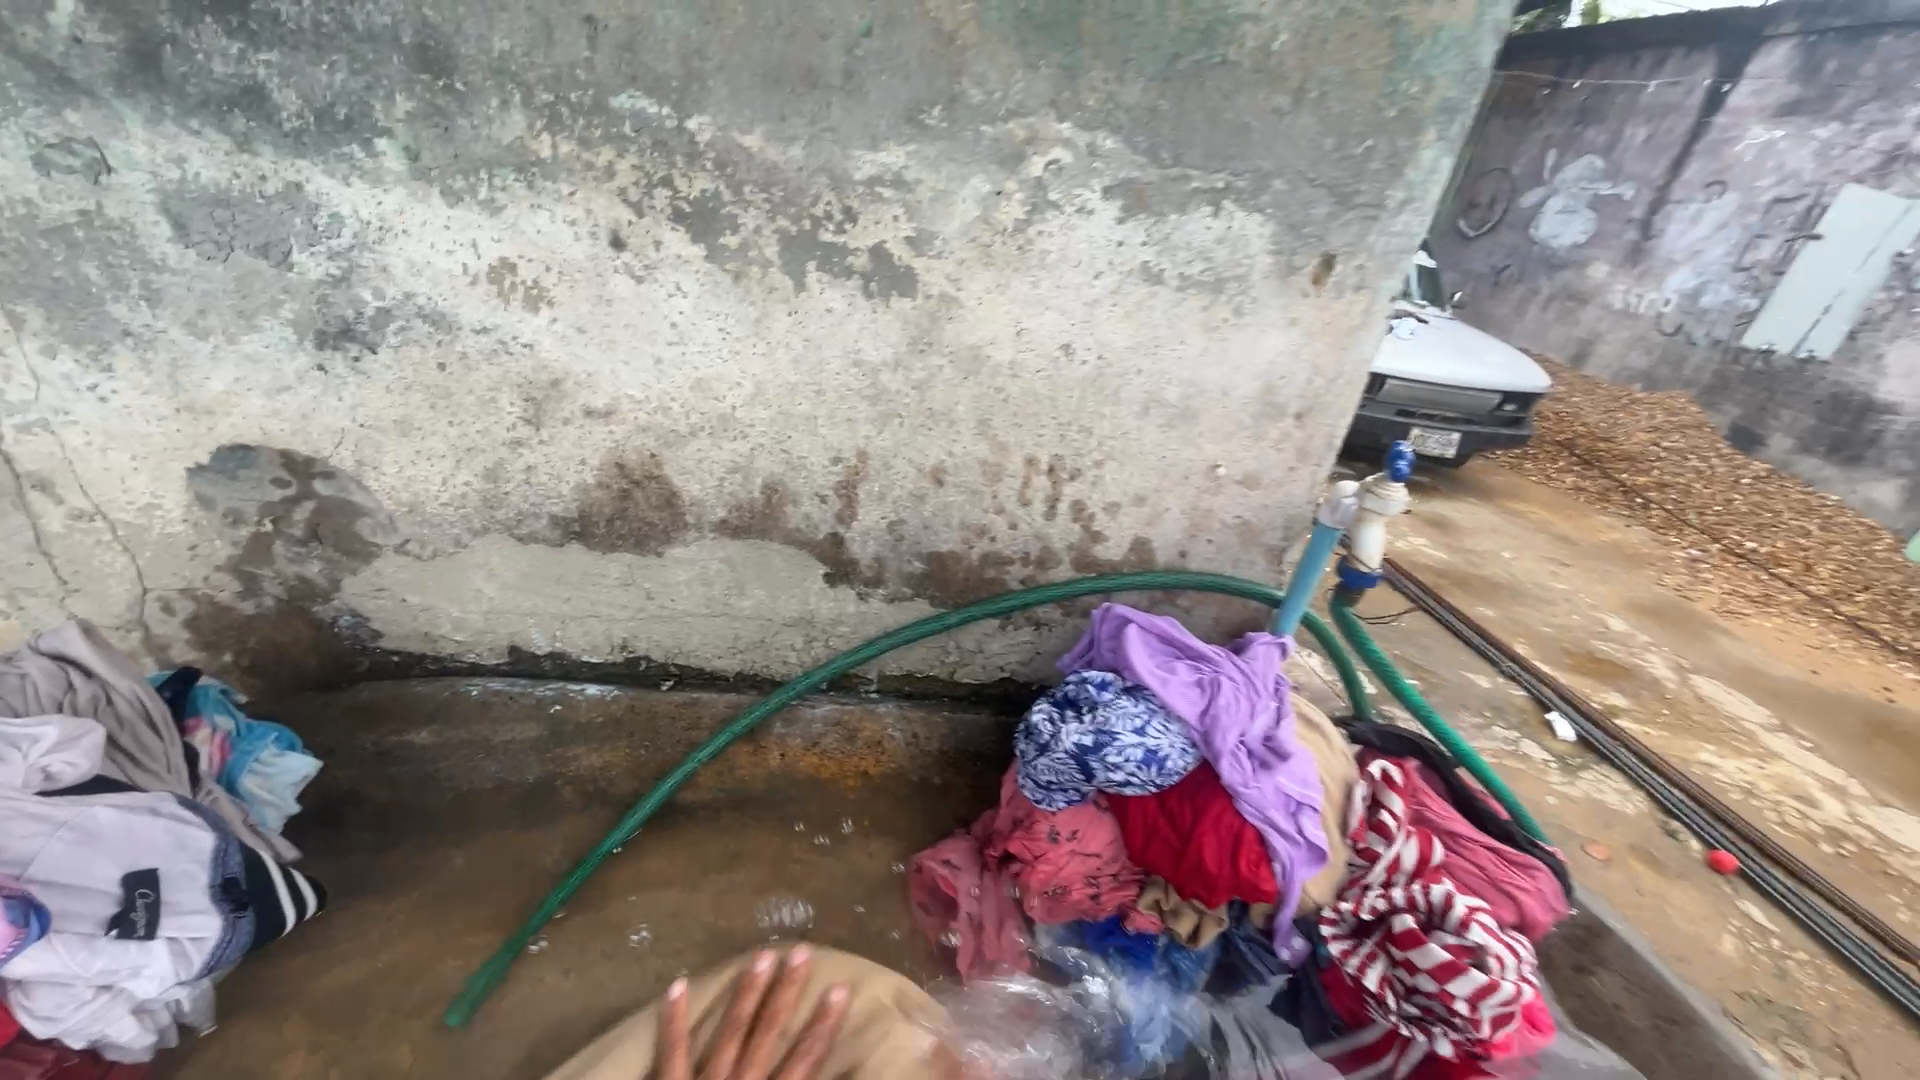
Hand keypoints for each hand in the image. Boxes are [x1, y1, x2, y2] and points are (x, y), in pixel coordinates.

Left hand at [653, 946, 850, 1079]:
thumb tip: (843, 1077)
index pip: (805, 1060)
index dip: (824, 1025)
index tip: (840, 987)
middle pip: (768, 1033)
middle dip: (786, 992)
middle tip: (802, 951)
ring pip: (729, 1032)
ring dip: (746, 993)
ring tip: (761, 955)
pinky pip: (670, 1052)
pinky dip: (672, 1019)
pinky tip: (677, 984)